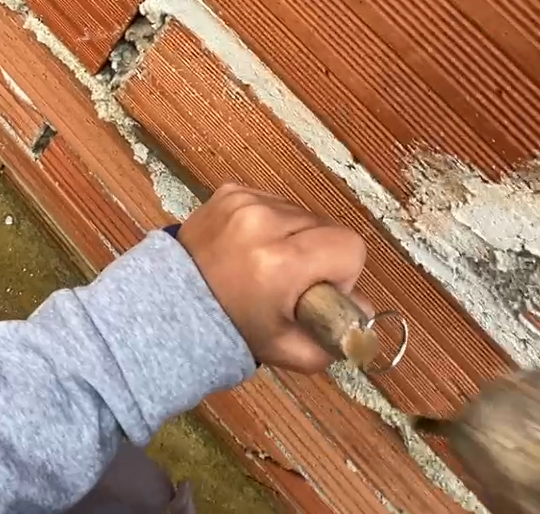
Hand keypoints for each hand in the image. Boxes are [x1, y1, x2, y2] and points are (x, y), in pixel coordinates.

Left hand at [177, 184, 366, 372]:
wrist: (173, 300)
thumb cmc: (233, 327)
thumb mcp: (291, 348)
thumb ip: (338, 336)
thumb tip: (366, 311)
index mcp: (279, 262)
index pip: (348, 245)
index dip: (343, 272)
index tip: (318, 290)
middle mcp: (262, 222)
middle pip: (326, 226)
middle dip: (319, 254)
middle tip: (292, 281)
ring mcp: (243, 201)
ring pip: (300, 212)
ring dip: (295, 236)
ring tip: (266, 263)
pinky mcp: (230, 190)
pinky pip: (273, 201)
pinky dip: (272, 222)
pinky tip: (252, 245)